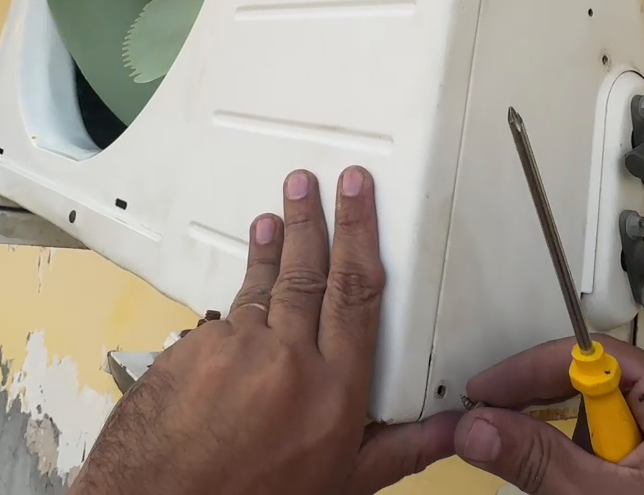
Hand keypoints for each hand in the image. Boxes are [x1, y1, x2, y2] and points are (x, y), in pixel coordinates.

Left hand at [70, 167, 457, 494]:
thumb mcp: (342, 485)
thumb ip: (398, 449)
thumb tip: (451, 428)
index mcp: (333, 390)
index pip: (355, 290)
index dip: (360, 231)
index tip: (358, 190)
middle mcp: (288, 359)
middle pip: (307, 270)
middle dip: (311, 218)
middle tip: (309, 179)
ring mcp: (235, 349)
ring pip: (261, 284)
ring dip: (269, 246)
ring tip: (274, 215)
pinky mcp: (191, 349)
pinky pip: (221, 319)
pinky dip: (234, 308)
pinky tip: (236, 306)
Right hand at [455, 337, 643, 493]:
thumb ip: (539, 460)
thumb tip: (471, 426)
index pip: (595, 358)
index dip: (532, 369)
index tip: (481, 391)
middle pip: (598, 391)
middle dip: (544, 415)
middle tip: (490, 430)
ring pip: (606, 430)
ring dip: (568, 456)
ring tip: (545, 484)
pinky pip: (626, 459)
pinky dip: (592, 476)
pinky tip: (576, 492)